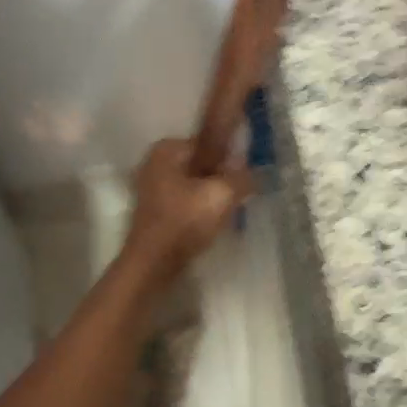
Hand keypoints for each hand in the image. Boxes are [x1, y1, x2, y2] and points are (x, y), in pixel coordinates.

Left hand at [123, 139, 251, 273]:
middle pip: (201, 163)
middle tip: (239, 195)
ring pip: (195, 183)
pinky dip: (199, 208)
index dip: (230, 158)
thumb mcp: (222, 195)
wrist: (152, 265)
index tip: (244, 176)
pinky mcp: (154, 210)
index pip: (209, 141)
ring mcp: (151, 187)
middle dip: (221, 177)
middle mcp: (155, 162)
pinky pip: (186, 200)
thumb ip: (242, 177)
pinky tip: (211, 223)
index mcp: (167, 149)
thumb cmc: (184, 222)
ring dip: (212, 195)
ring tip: (227, 212)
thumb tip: (255, 171)